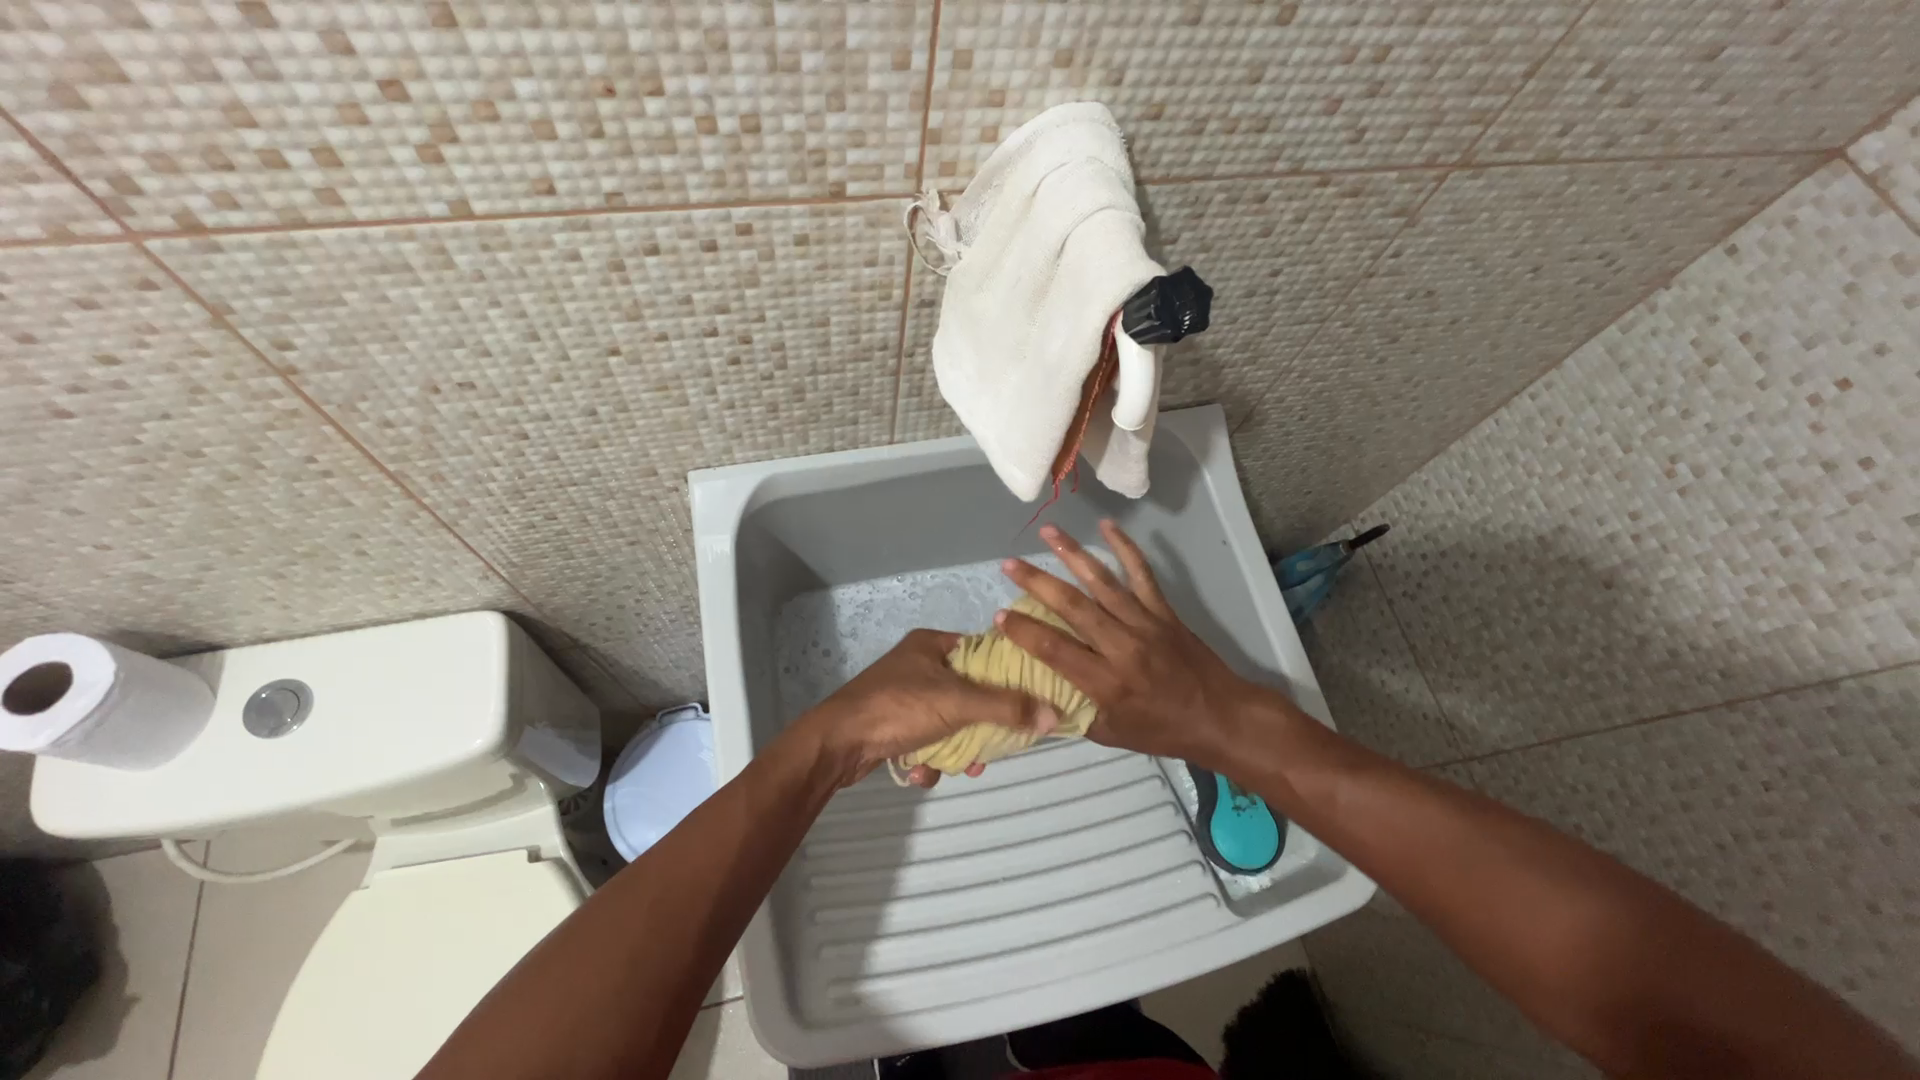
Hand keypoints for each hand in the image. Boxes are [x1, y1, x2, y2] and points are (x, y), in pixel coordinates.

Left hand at [793, 629, 1058, 788]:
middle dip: (983, 725)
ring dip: (958, 748)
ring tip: (963, 769)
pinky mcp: (892, 725)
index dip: (1009, 676)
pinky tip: (923, 772)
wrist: (836, 743)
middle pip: (971, 692)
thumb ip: (1007, 707)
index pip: (984, 653)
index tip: (1032, 701)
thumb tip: (1055, 715)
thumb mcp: (959, 703)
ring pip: (950, 721)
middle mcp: (919, 665)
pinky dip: (930, 758)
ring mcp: (904, 697)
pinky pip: (926, 740)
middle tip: (997, 745)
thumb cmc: (898, 708)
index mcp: (932, 645)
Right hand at [996, 520, 1292, 771]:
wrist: (1220, 717)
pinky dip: (1125, 548)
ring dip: (1072, 554)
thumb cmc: (1162, 731)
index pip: (1054, 649)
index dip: (1023, 631)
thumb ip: (1073, 714)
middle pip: (1072, 607)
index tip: (998, 616)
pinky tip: (1107, 527)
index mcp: (1106, 682)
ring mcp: (1144, 623)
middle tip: (1009, 565)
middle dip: (1037, 583)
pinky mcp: (1163, 611)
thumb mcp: (1112, 735)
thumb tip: (1039, 698)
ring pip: (1102, 583)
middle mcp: (1122, 646)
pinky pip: (1141, 574)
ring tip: (1048, 533)